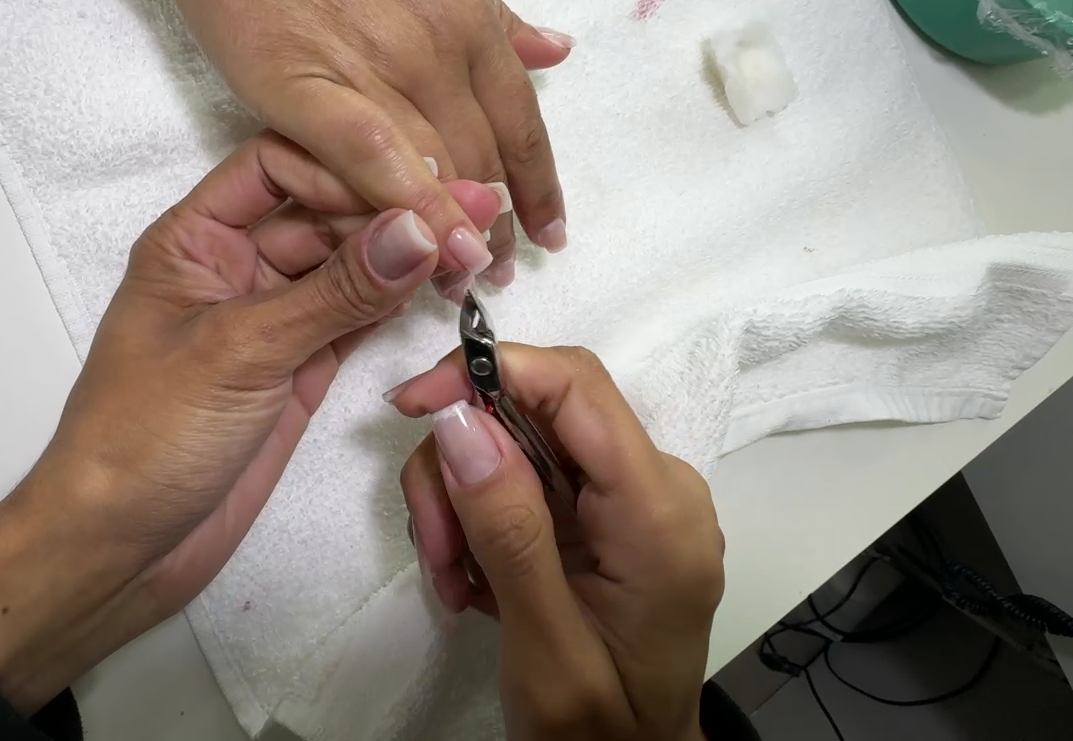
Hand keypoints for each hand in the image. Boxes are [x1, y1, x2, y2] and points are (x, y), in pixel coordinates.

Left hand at [0, 132, 503, 711]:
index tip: (419, 185)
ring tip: (478, 242)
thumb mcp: (240, 352)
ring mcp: (275, 311)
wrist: (123, 552)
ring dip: (409, 253)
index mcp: (198, 236)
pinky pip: (360, 311)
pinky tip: (446, 284)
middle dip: (395, 209)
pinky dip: (400, 299)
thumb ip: (336, 290)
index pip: (281, 166)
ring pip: (351, 261)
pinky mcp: (303, 358)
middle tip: (476, 209)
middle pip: (325, 210)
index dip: (347, 166)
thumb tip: (423, 228)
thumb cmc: (149, 438)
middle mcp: (239, 260)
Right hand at [13, 0, 572, 291]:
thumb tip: (554, 52)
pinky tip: (423, 252)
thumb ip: (493, 14)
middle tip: (498, 272)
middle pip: (483, 158)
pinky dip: (405, 209)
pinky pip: (370, 159)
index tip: (550, 233)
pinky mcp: (305, 86)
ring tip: (460, 279)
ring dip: (454, 233)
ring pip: (436, 169)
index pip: (522, 121)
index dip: (541, 185)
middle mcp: (436, 48)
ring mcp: (376, 67)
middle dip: (497, 224)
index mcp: (468, 17)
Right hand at [389, 346, 724, 740]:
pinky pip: (518, 467)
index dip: (490, 368)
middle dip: (461, 461)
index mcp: (660, 512)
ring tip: (451, 577)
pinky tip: (471, 573)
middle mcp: (653, 481)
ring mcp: (625, 489)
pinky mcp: (596, 501)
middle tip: (433, 541)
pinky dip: (475, 508)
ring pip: (513, 435)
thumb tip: (460, 420)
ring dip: (459, 496)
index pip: (576, 386)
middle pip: (534, 408)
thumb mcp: (547, 653)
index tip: (413, 404)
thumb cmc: (601, 733)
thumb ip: (510, 533)